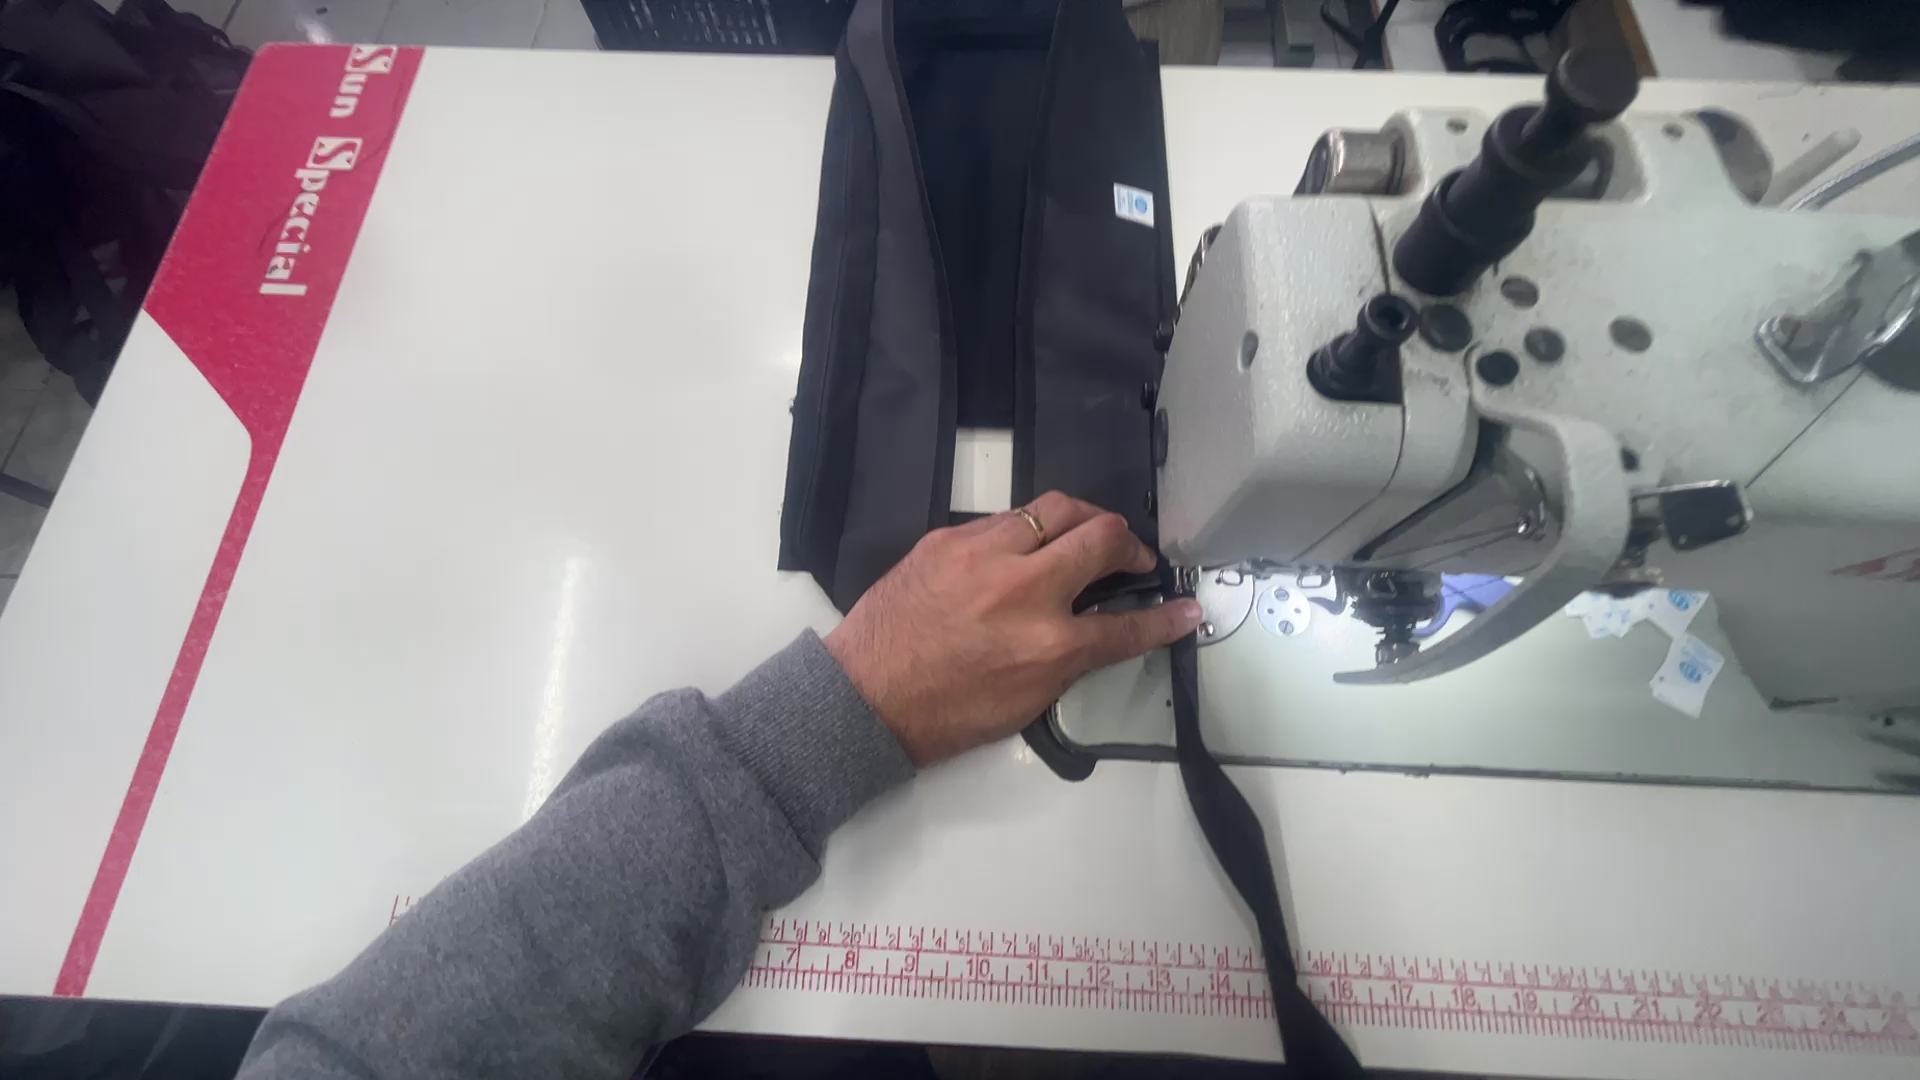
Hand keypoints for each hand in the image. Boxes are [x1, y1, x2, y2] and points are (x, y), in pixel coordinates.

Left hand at [824, 492, 1203, 766]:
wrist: (866, 694)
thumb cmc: (947, 713)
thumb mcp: (1026, 702)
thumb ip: (1071, 658)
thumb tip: (1098, 626)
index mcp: (1047, 646)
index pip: (1128, 625)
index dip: (1166, 618)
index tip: (1187, 608)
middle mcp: (1024, 589)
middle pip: (1102, 539)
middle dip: (1132, 546)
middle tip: (1132, 559)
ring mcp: (984, 554)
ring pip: (1058, 507)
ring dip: (1086, 520)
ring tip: (1089, 536)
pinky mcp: (949, 537)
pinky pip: (1008, 519)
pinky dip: (1030, 530)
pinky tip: (1026, 548)